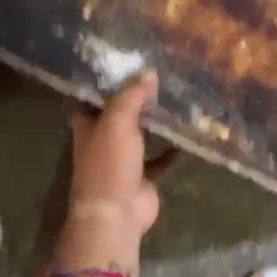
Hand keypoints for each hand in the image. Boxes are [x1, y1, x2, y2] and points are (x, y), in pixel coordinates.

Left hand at [66, 71, 161, 240]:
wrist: (117, 213)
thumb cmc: (109, 164)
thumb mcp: (117, 121)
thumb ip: (131, 95)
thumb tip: (149, 71)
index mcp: (88, 126)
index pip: (91, 98)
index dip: (104, 82)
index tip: (125, 63)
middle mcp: (103, 141)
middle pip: (118, 115)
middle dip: (134, 100)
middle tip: (159, 77)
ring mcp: (123, 161)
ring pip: (139, 136)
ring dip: (153, 123)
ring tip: (175, 99)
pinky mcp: (143, 177)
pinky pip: (160, 159)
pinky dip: (172, 150)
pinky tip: (188, 134)